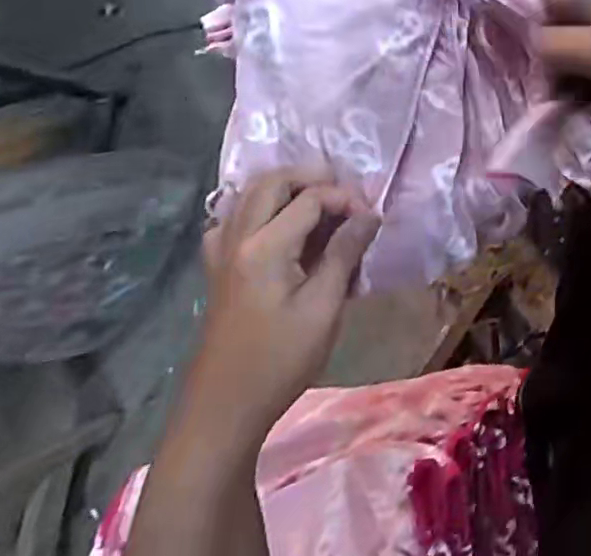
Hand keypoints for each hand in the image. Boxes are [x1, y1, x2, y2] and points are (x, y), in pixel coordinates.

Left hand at [190, 173, 380, 440]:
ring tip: (322, 211)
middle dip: (313, 180)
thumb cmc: (280, 359)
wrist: (223, 409)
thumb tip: (369, 214)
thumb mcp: (325, 306)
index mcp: (264, 247)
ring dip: (287, 192)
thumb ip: (345, 252)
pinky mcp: (218, 270)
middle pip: (272, 182)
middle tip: (346, 200)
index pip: (311, 198)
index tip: (372, 220)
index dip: (347, 199)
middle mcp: (237, 240)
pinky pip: (235, 221)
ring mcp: (221, 254)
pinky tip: (282, 232)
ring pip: (250, 196)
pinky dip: (262, 212)